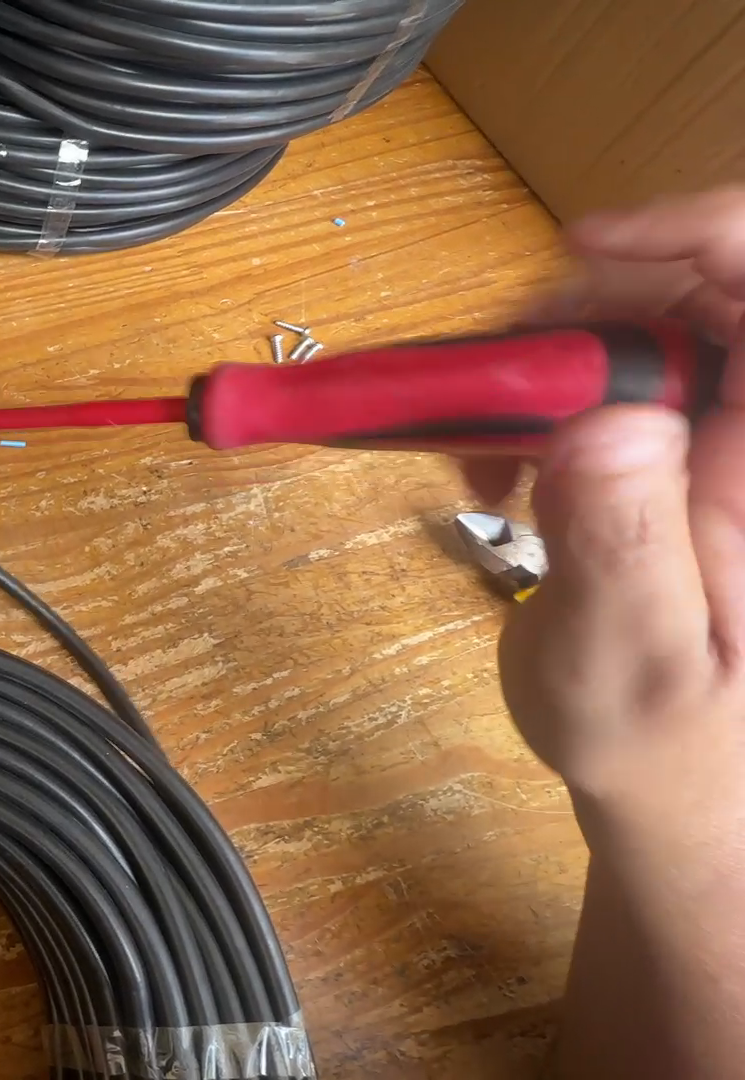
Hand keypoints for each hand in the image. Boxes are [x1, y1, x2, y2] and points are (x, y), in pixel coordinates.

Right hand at [486, 189, 744, 857]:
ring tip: (478, 460)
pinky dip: (535, 413)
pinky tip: (500, 474)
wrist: (678, 777)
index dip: (704, 235)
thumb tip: (609, 420)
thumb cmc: (656, 732)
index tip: (581, 245)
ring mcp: (725, 454)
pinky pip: (611, 393)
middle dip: (574, 319)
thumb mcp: (623, 649)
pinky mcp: (678, 468)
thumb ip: (623, 539)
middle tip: (476, 391)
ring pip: (647, 340)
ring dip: (538, 377)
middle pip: (706, 299)